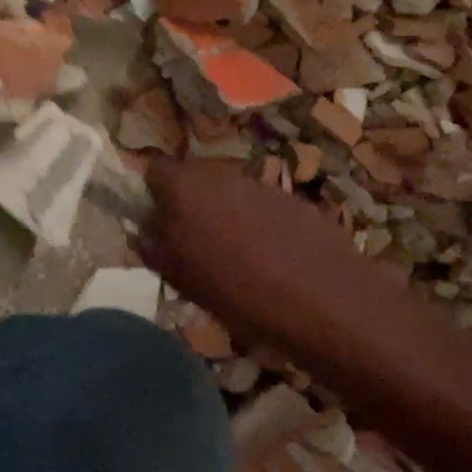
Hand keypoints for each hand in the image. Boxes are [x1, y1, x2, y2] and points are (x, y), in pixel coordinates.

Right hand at [143, 156, 362, 339]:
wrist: (325, 301)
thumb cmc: (234, 287)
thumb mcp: (176, 275)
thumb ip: (152, 246)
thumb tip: (146, 231)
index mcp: (183, 186)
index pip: (152, 169)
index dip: (149, 193)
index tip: (154, 222)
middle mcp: (221, 174)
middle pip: (193, 179)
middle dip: (189, 204)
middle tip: (190, 242)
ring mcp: (263, 187)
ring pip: (231, 194)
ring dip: (226, 216)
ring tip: (233, 257)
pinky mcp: (299, 205)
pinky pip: (266, 210)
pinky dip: (262, 228)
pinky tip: (272, 263)